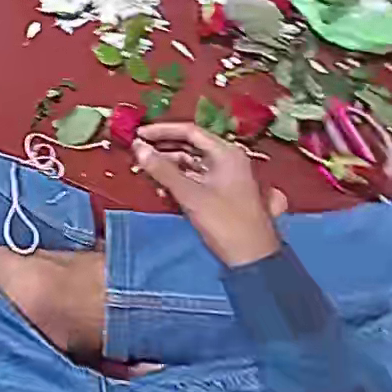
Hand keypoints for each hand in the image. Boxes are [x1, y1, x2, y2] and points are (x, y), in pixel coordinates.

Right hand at [132, 123, 288, 267]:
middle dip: (163, 149)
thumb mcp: (191, 195)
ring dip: (168, 167)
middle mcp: (226, 159)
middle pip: (190, 146)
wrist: (253, 260)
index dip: (162, 131)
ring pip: (191, 163)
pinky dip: (178, 181)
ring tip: (145, 170)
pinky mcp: (221, 192)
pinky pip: (195, 178)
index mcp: (225, 152)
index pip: (190, 131)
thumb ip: (163, 170)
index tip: (139, 133)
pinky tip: (161, 189)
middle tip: (138, 151)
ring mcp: (225, 176)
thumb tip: (138, 147)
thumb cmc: (225, 222)